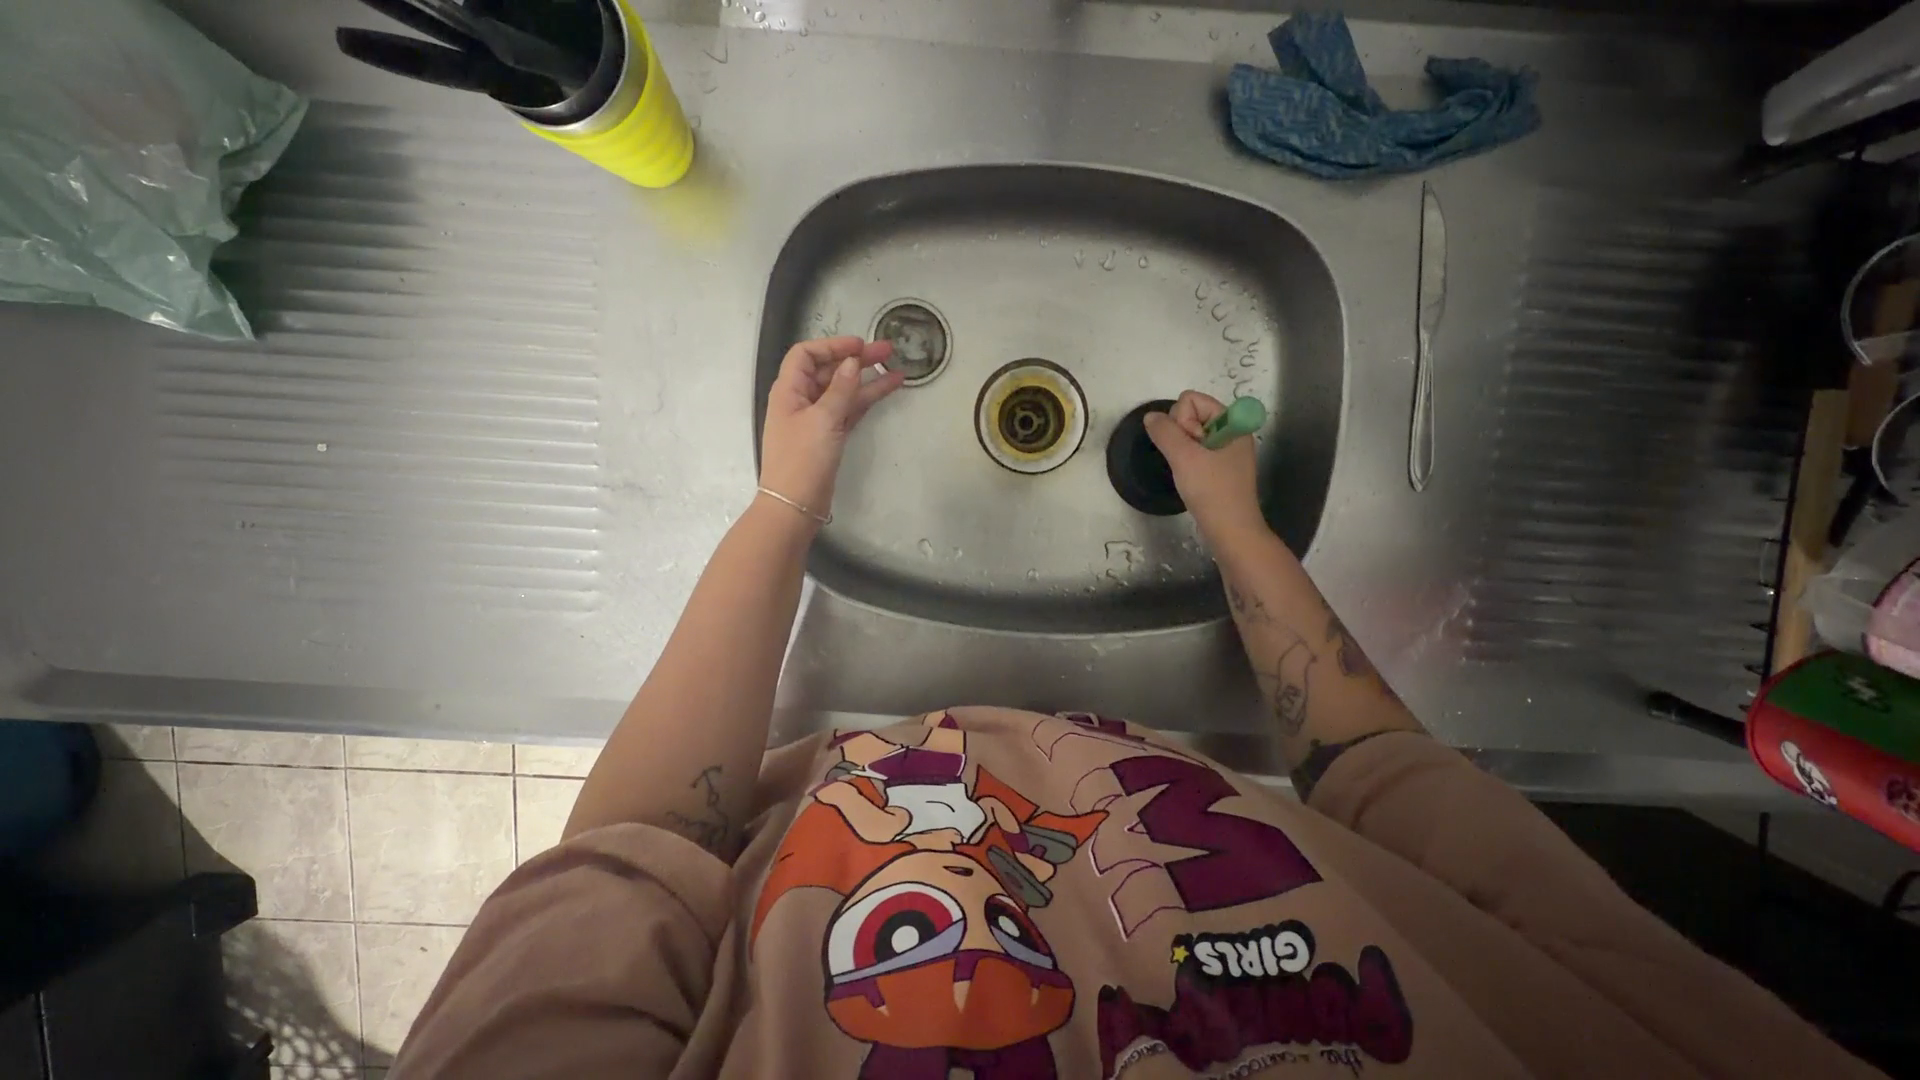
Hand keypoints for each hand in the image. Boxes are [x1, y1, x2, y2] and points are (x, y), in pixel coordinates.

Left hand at [759, 335, 904, 520]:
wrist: (794, 505)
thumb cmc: (802, 459)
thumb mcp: (823, 419)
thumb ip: (840, 389)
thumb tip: (852, 362)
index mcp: (789, 390)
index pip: (806, 354)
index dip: (833, 346)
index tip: (860, 346)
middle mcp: (801, 400)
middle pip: (829, 370)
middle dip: (857, 359)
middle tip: (887, 351)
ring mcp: (816, 419)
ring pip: (844, 391)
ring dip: (867, 380)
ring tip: (896, 369)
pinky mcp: (829, 436)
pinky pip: (849, 410)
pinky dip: (866, 400)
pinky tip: (887, 390)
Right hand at [1143, 390, 1263, 542]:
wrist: (1231, 531)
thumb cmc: (1212, 491)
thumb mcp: (1185, 458)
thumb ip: (1165, 432)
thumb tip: (1151, 417)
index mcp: (1232, 423)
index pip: (1192, 399)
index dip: (1181, 420)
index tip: (1189, 447)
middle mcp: (1231, 432)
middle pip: (1191, 415)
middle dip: (1181, 434)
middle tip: (1189, 460)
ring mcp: (1225, 451)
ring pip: (1190, 435)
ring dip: (1182, 450)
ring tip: (1190, 471)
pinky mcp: (1219, 468)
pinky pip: (1195, 451)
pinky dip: (1186, 461)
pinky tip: (1190, 478)